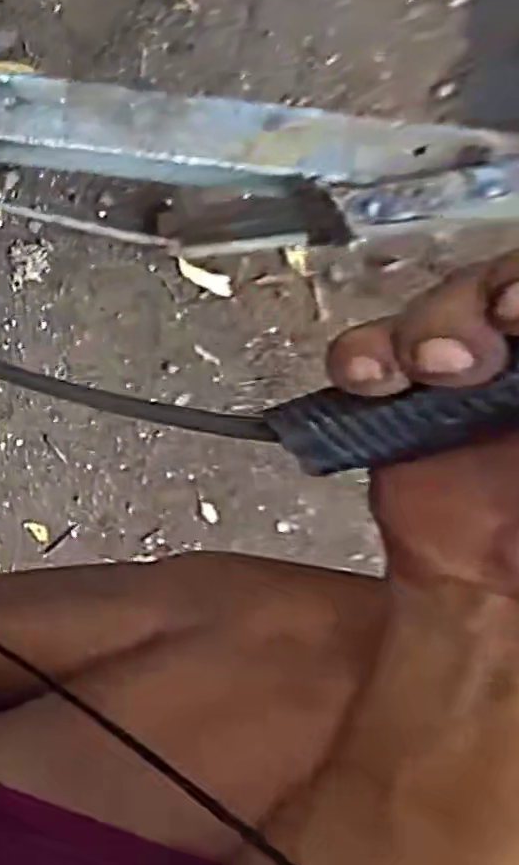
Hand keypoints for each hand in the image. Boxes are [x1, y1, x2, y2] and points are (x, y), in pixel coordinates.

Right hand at [325, 250, 518, 593]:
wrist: (497, 584)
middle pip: (509, 279)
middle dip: (495, 295)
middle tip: (505, 325)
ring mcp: (477, 373)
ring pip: (440, 304)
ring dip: (426, 327)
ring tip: (431, 370)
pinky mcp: (405, 391)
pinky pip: (369, 347)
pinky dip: (360, 355)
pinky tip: (372, 381)